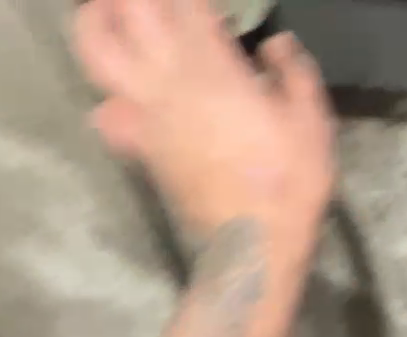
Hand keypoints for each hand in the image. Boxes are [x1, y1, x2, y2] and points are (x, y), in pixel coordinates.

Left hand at [73, 0, 335, 255]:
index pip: (185, 1)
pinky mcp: (139, 142)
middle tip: (163, 6)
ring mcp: (144, 109)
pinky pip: (107, 110)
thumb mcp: (313, 126)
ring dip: (99, 20)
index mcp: (211, 65)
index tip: (216, 9)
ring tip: (121, 23)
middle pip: (127, 6)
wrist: (256, 242)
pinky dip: (112, 100)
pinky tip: (133, 103)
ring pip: (93, 44)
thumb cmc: (291, 184)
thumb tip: (277, 45)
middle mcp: (166, 76)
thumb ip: (296, 75)